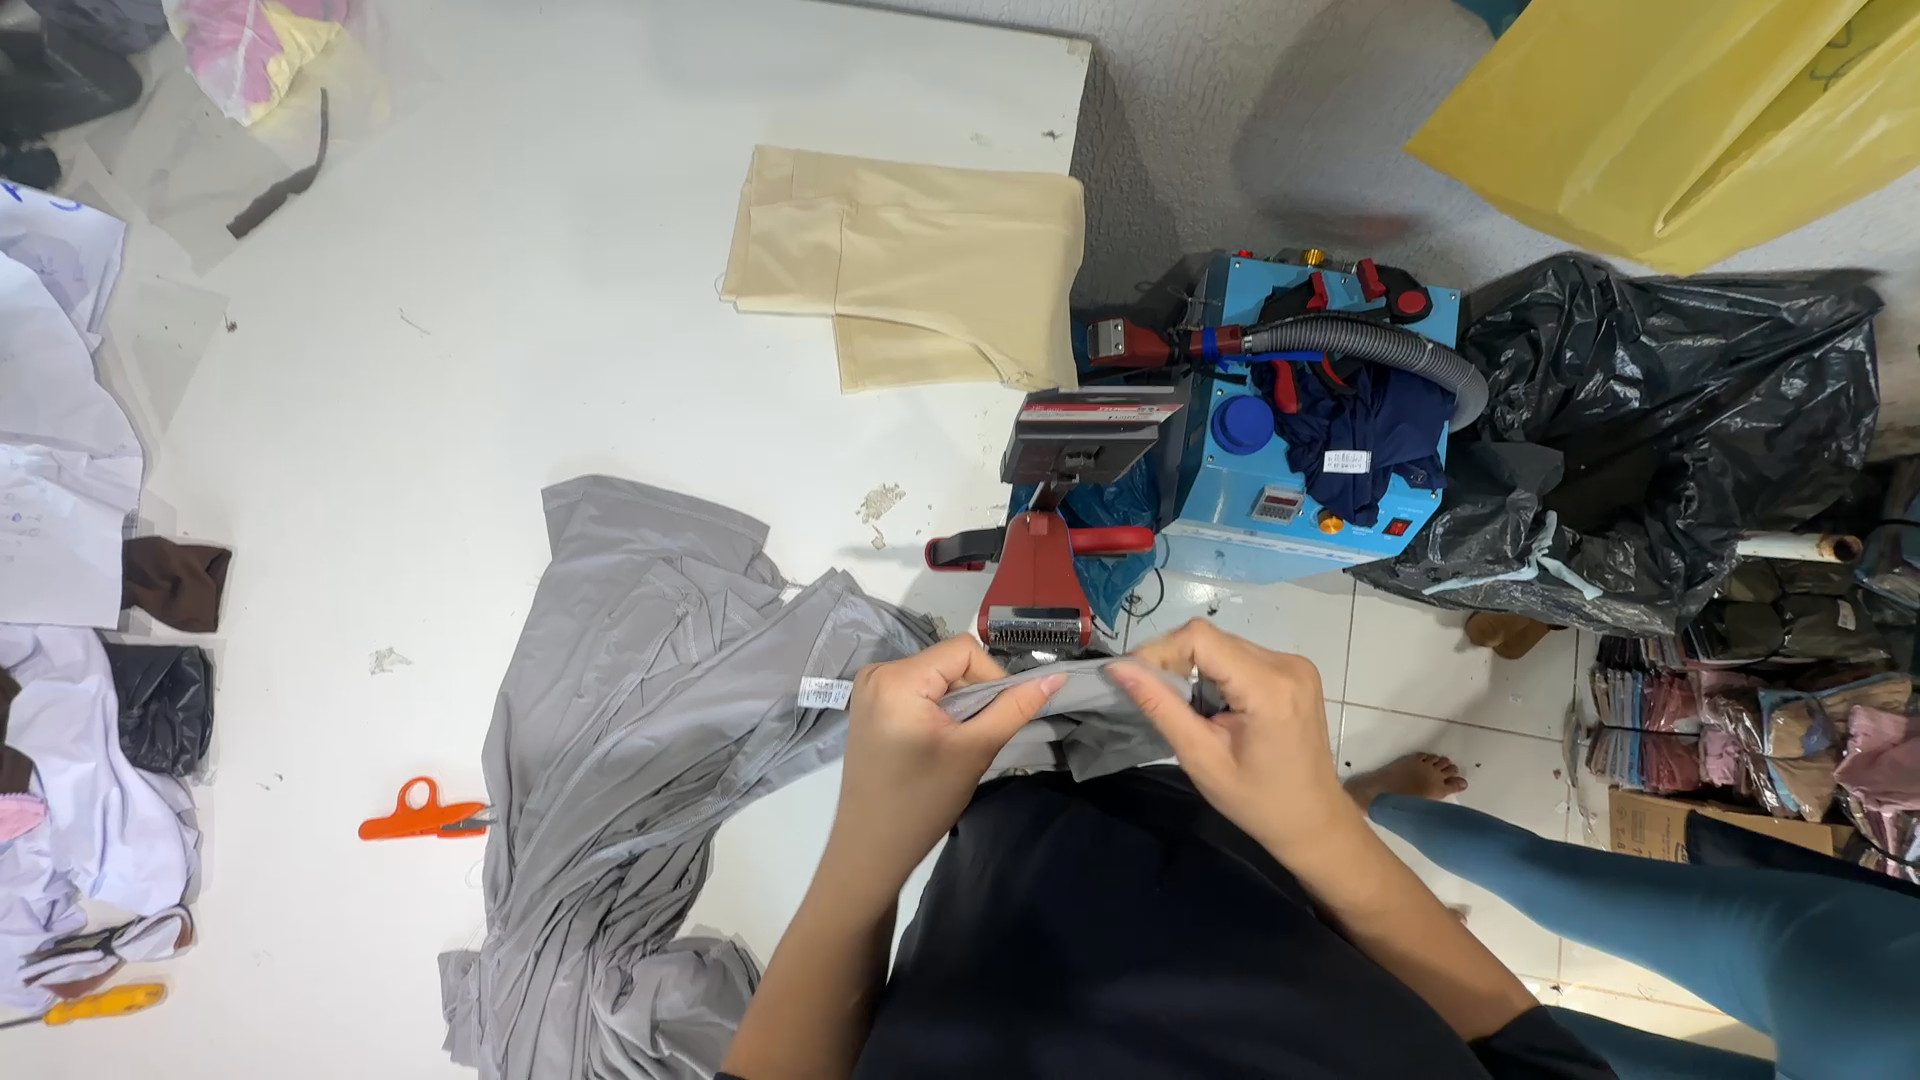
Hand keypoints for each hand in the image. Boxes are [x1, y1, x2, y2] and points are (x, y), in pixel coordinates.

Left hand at [823, 637, 1064, 901]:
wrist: (871, 847)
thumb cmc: (922, 801)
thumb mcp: (975, 750)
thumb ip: (1015, 708)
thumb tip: (1054, 677)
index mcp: (897, 678)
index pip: (963, 650)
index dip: (991, 677)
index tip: (995, 718)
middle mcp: (878, 672)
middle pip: (948, 662)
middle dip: (971, 694)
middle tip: (971, 738)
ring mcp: (870, 687)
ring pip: (936, 675)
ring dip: (955, 703)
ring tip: (951, 743)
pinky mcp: (870, 704)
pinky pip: (917, 689)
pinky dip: (936, 708)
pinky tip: (933, 742)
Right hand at [1107, 618, 1351, 854]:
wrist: (1313, 821)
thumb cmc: (1255, 800)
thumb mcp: (1199, 756)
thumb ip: (1159, 705)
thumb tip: (1118, 668)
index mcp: (1268, 687)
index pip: (1200, 637)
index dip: (1160, 650)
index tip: (1136, 678)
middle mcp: (1286, 664)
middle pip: (1210, 639)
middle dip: (1174, 661)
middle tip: (1156, 698)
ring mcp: (1294, 664)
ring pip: (1222, 644)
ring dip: (1195, 668)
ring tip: (1190, 709)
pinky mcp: (1294, 670)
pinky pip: (1239, 655)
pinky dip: (1216, 672)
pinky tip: (1216, 706)